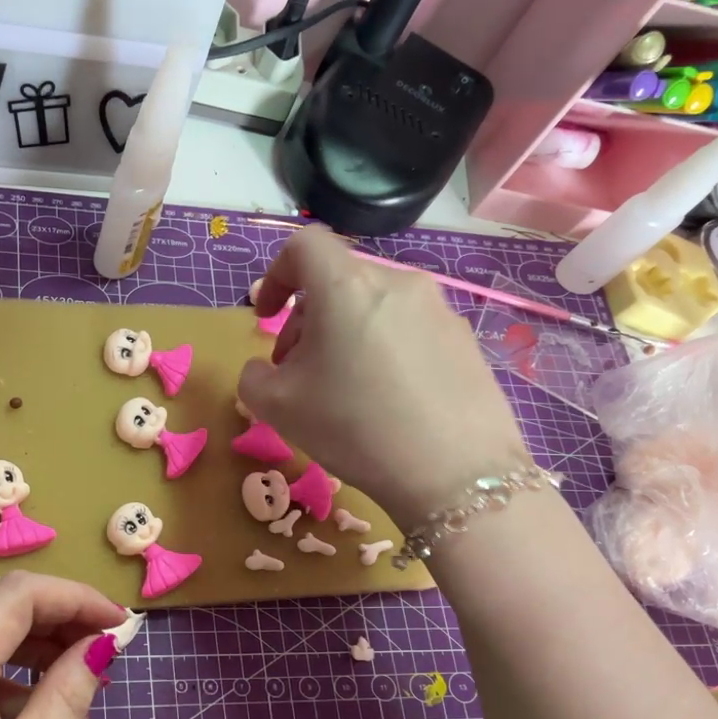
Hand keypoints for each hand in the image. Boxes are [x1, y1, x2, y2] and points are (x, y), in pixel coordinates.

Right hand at [239, 225, 527, 527]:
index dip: (276, 275)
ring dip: (345, 336)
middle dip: (306, 320)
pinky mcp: (463, 339)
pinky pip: (408, 331)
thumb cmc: (352, 428)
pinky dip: (384, 351)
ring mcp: (437, 309)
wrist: (452, 473)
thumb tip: (266, 369)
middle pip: (339, 281)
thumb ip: (254, 377)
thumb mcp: (277, 409)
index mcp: (346, 287)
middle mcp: (396, 282)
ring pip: (374, 307)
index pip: (304, 246)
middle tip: (296, 371)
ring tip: (342, 390)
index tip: (266, 317)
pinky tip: (387, 403)